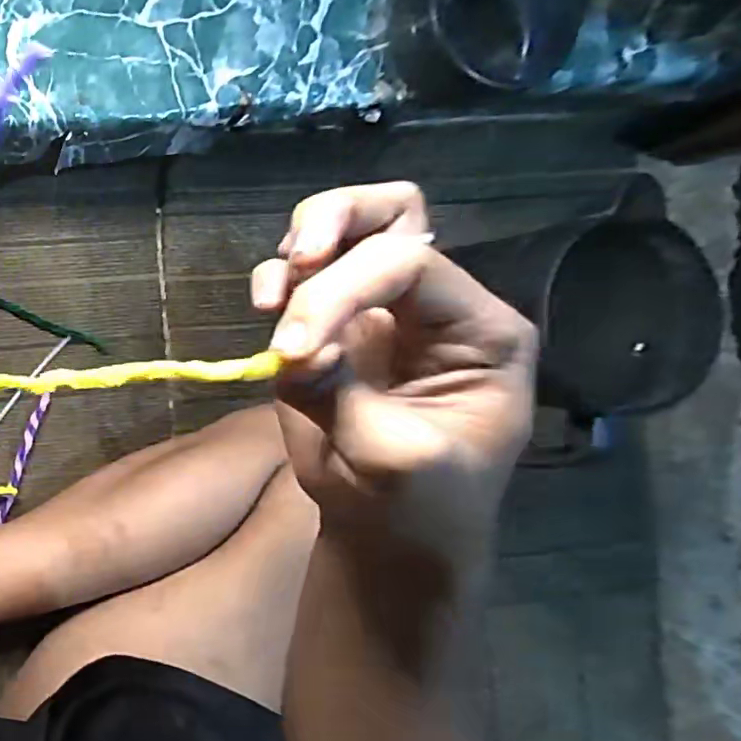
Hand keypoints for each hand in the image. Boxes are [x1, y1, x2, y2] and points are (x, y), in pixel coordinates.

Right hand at [251, 183, 537, 533]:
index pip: (408, 266)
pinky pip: (297, 277)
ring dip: (297, 249)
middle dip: (336, 219)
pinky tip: (263, 310)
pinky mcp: (325, 329)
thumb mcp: (395, 458)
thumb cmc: (417, 502)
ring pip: (342, 230)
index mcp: (477, 329)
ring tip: (271, 299)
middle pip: (392, 213)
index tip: (292, 351)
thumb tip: (291, 350)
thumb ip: (343, 395)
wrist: (388, 528)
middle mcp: (428, 305)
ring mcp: (374, 312)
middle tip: (300, 255)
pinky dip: (273, 280)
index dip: (341, 293)